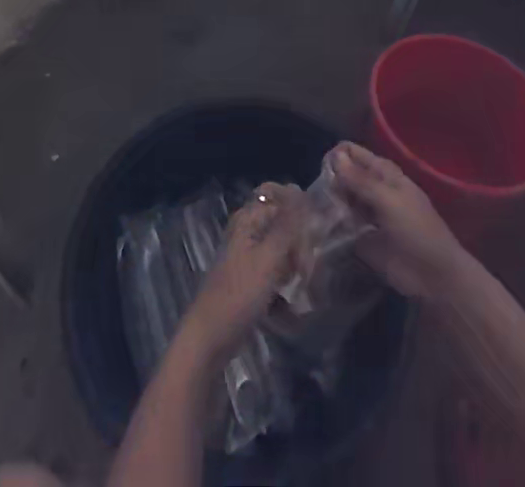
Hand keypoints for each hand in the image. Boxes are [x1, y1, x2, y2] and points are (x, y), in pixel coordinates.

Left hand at [178, 183, 304, 356]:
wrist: (211, 337)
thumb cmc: (239, 294)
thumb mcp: (268, 258)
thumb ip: (286, 224)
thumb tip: (298, 187)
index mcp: (246, 221)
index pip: (275, 195)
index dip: (297, 208)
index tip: (313, 230)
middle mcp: (246, 233)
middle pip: (283, 224)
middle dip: (300, 245)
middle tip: (305, 270)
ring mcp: (248, 257)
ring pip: (283, 250)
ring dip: (296, 267)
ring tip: (302, 289)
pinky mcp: (251, 279)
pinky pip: (277, 273)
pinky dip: (286, 284)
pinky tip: (292, 304)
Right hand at [327, 142, 462, 298]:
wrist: (434, 277)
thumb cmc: (417, 231)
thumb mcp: (389, 200)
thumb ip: (360, 180)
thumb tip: (335, 156)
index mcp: (385, 175)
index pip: (356, 154)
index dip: (339, 156)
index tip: (324, 169)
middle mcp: (374, 190)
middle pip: (345, 176)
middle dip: (331, 180)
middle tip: (319, 193)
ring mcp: (366, 214)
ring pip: (341, 198)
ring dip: (329, 200)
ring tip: (317, 208)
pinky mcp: (360, 236)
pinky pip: (341, 223)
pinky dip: (331, 221)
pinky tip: (320, 224)